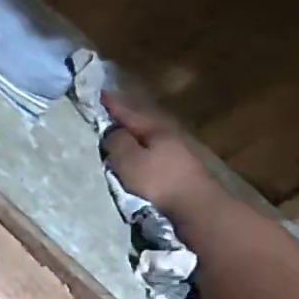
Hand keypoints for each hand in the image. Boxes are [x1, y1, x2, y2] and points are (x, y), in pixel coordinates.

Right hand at [102, 93, 222, 219]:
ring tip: (126, 133)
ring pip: (153, 136)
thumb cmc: (159, 181)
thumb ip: (118, 143)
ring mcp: (181, 150)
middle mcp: (170, 133)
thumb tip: (113, 131)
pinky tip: (146, 154)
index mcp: (155, 128)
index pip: (129, 112)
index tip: (101, 94)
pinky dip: (148, 148)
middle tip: (113, 111)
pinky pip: (159, 150)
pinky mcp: (185, 167)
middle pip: (144, 121)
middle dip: (128, 116)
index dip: (113, 104)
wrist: (197, 205)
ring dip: (139, 134)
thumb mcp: (129, 161)